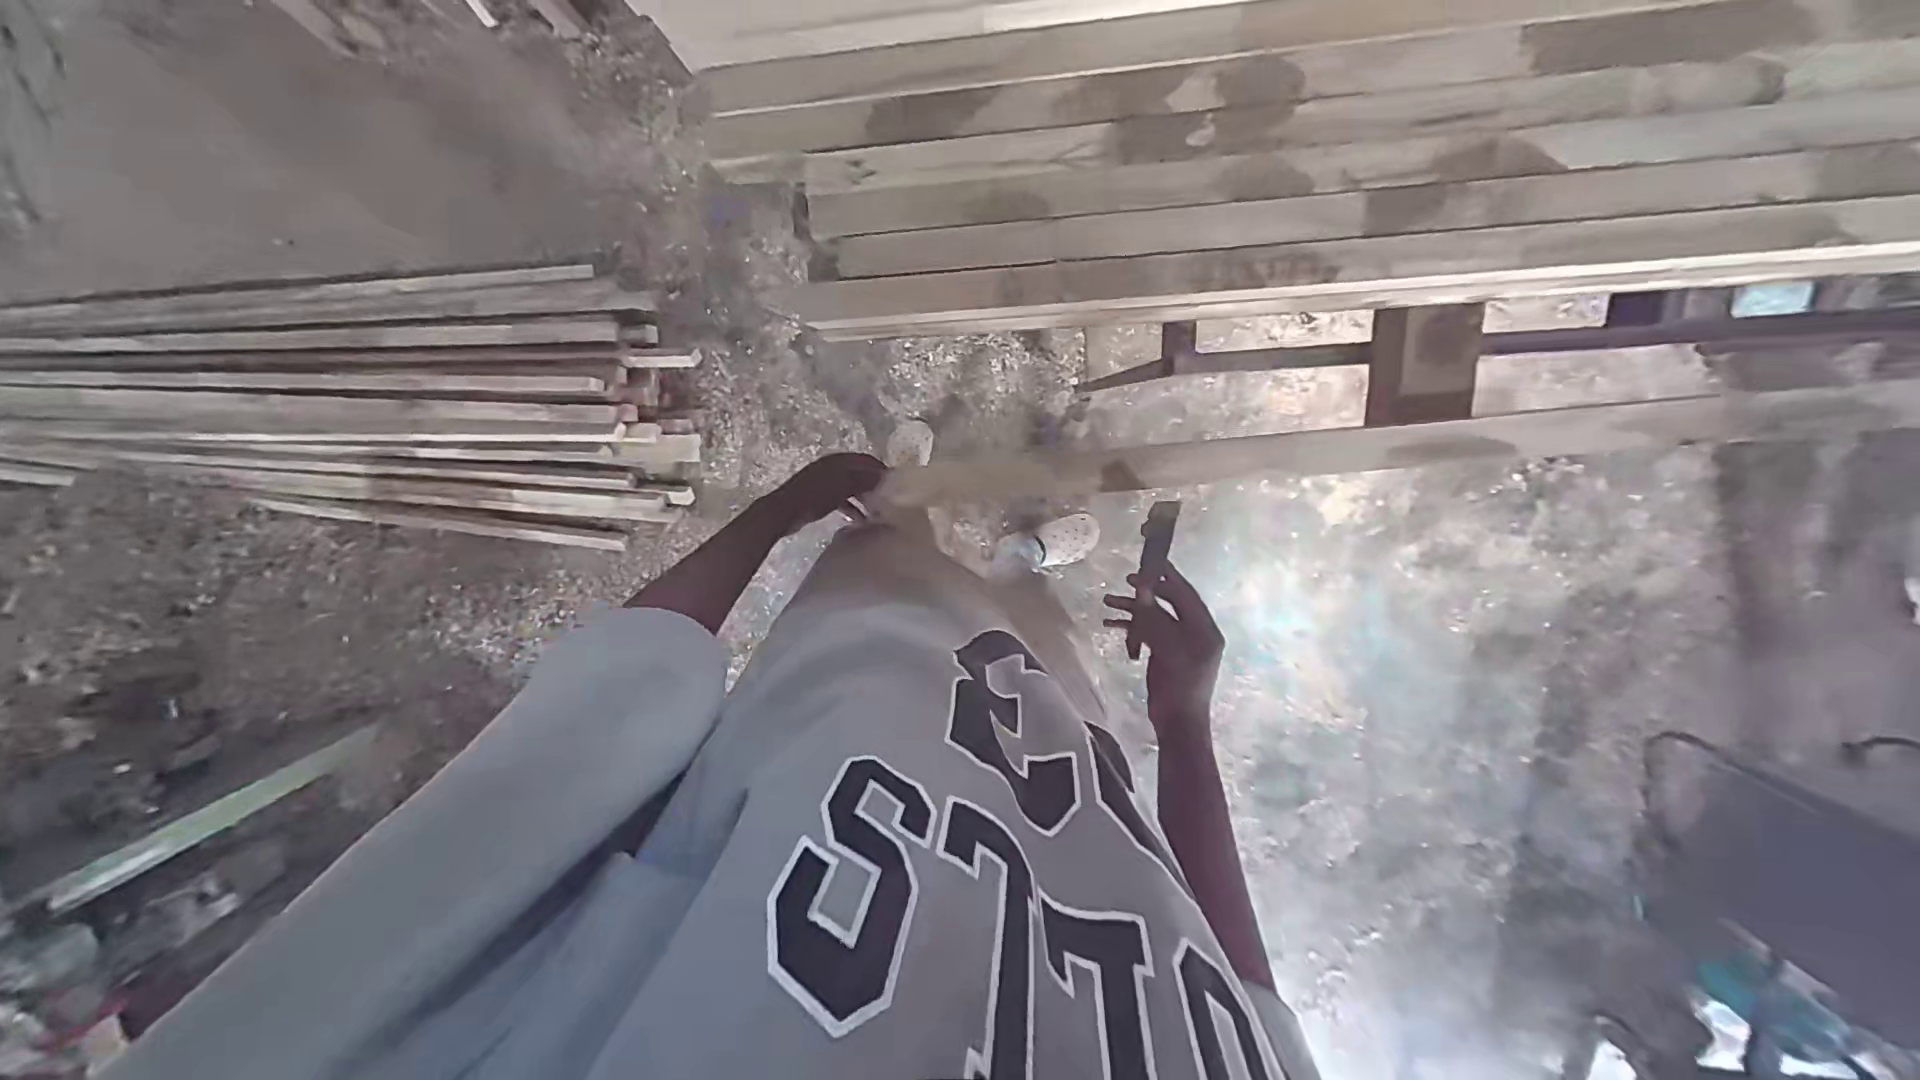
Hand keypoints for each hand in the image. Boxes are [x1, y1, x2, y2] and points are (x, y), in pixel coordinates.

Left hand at [760, 452, 886, 531]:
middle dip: (875, 486)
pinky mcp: (820, 498)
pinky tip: (860, 521)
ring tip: (878, 512)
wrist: (784, 512)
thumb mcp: (842, 486)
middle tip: (890, 500)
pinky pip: (842, 500)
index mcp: (839, 461)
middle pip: (860, 474)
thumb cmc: (814, 496)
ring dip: (864, 498)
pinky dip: (852, 508)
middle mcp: (833, 468)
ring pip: (852, 488)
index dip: (881, 470)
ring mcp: (826, 483)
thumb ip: (863, 480)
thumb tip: (884, 478)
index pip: (867, 461)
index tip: (897, 485)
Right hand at [1102, 561, 1223, 743]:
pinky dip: (1132, 627)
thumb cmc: (1178, 686)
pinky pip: (1149, 632)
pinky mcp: (1167, 653)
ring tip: (1107, 602)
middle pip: (1168, 603)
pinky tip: (1112, 624)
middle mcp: (1195, 632)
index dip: (1167, 577)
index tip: (1149, 561)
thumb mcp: (1167, 648)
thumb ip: (1155, 617)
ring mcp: (1181, 643)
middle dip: (1145, 593)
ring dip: (1133, 610)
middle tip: (1126, 581)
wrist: (1178, 722)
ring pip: (1155, 617)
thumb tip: (1143, 588)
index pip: (1185, 594)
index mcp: (1204, 629)